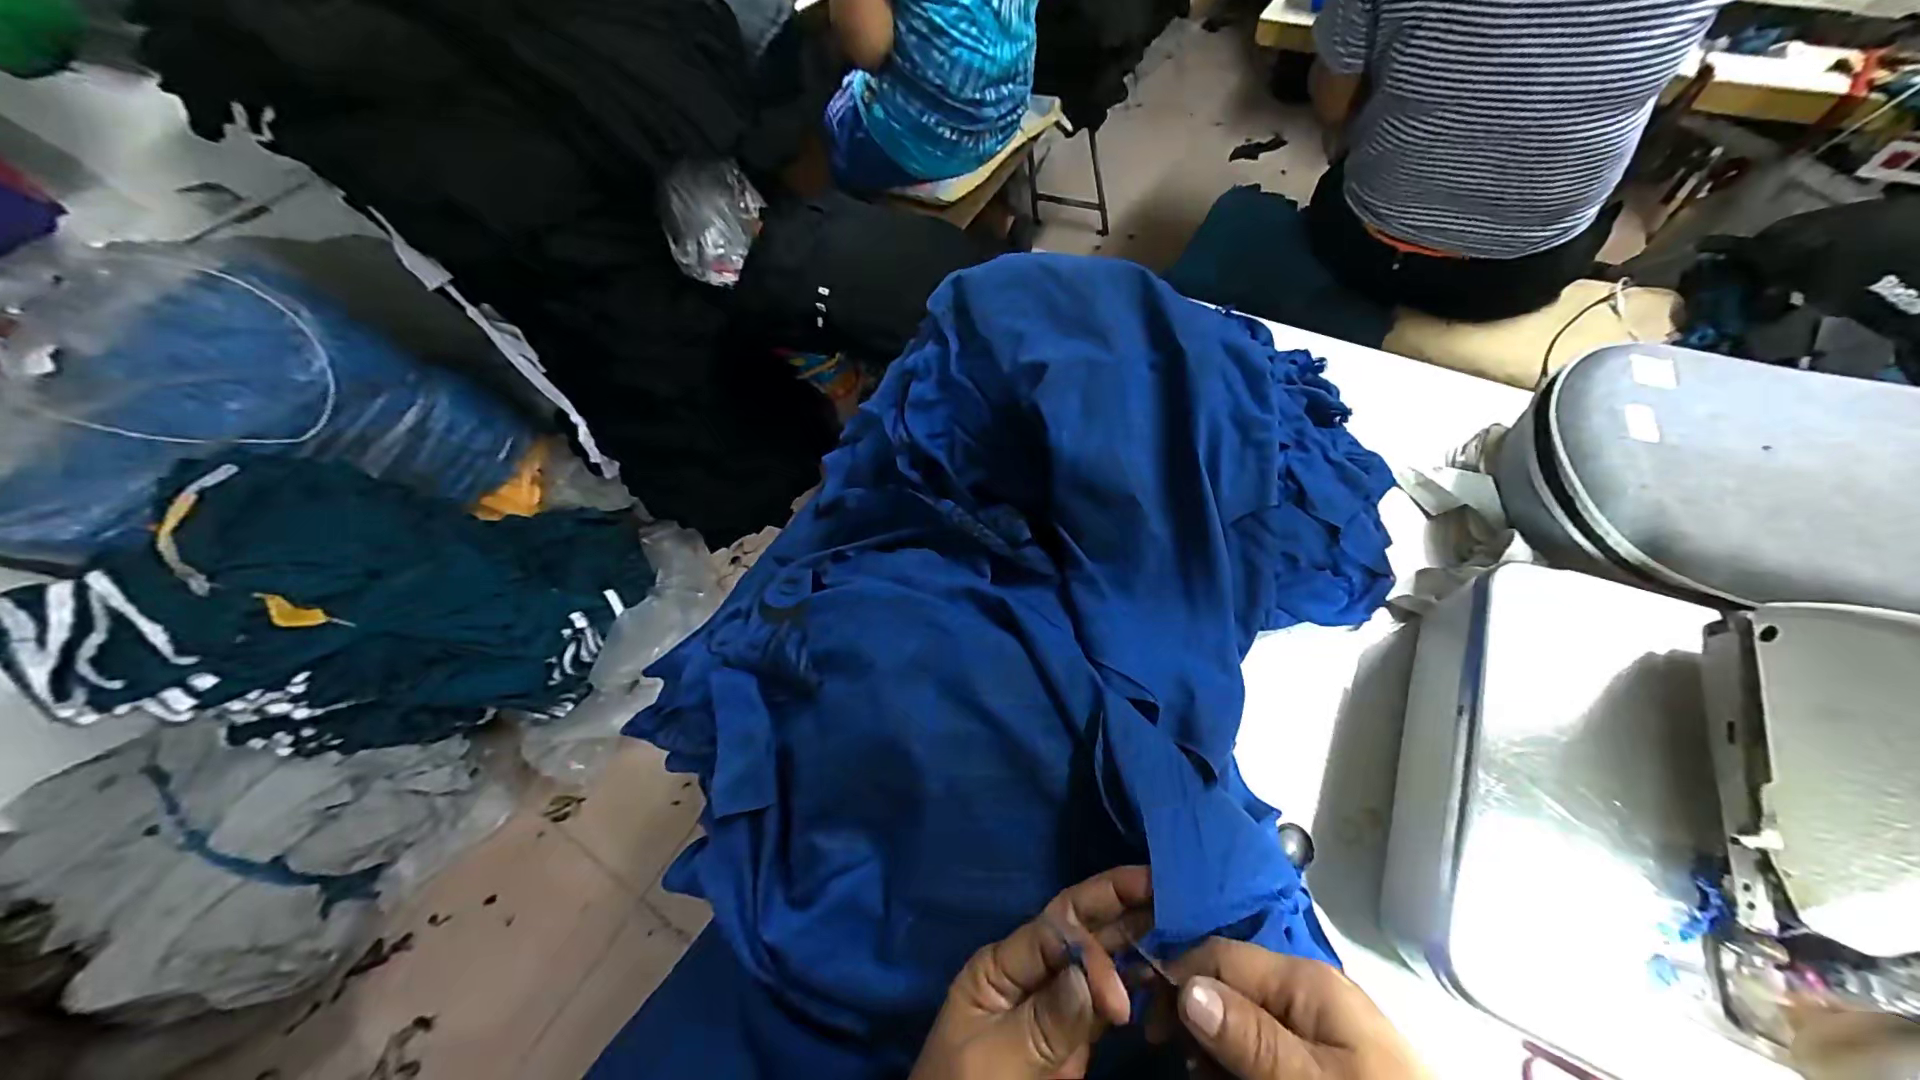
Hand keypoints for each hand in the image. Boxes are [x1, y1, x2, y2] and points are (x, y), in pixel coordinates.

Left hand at [909, 866, 1153, 1079]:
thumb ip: (1044, 1021)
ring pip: (1099, 958)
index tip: (1117, 1004)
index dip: (1091, 951)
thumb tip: (1089, 978)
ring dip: (1134, 936)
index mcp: (1001, 964)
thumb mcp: (995, 1059)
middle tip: (1164, 882)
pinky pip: (1106, 999)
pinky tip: (1163, 970)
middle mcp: (1030, 972)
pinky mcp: (1073, 1036)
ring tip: (1176, 917)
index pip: (1053, 933)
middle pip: (1079, 927)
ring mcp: (1053, 1002)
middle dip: (1118, 903)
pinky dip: (1135, 985)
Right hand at [1162, 938, 1427, 1079]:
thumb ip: (1251, 1037)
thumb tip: (1185, 987)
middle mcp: (1306, 987)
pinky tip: (1231, 1077)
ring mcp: (1315, 1021)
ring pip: (1241, 1015)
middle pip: (1227, 983)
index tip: (1148, 1023)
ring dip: (1216, 1045)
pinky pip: (1266, 1040)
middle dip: (1195, 1017)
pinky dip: (1241, 1059)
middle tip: (1180, 1061)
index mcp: (1304, 978)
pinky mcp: (1323, 1052)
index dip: (1177, 981)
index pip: (1218, 955)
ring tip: (1206, 1075)